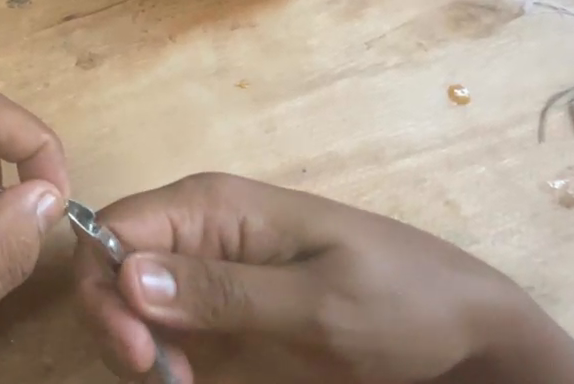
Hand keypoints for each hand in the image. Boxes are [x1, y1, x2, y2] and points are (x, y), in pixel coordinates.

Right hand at [75, 174, 573, 383]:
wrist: (470, 332)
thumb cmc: (402, 301)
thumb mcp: (321, 303)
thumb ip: (224, 291)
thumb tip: (125, 275)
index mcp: (209, 207)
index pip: (115, 226)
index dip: (104, 282)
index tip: (136, 353)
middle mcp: (193, 232)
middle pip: (112, 263)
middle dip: (114, 320)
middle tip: (155, 378)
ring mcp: (206, 272)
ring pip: (129, 299)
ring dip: (136, 345)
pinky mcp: (220, 310)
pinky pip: (164, 327)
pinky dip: (160, 359)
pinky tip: (187, 382)